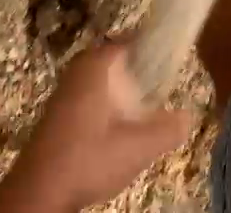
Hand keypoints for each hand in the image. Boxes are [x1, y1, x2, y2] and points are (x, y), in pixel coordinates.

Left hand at [0, 44, 194, 212]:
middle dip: (138, 72)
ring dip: (122, 90)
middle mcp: (77, 70)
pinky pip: (90, 94)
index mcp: (94, 66)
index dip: (150, 48)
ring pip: (101, 79)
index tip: (171, 59)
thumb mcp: (136, 148)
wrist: (42, 186)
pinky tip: (119, 127)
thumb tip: (188, 115)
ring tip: (145, 109)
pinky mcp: (59, 111)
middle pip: (114, 60)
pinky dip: (108, 102)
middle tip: (161, 89)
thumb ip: (165, 130)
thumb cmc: (90, 157)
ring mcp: (65, 90)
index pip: (126, 43)